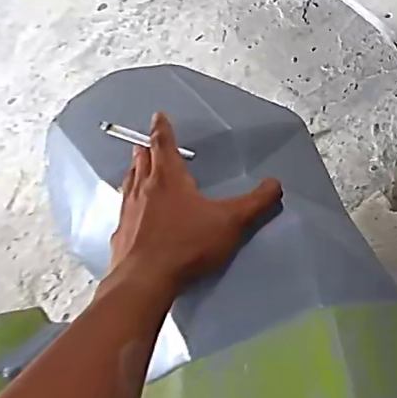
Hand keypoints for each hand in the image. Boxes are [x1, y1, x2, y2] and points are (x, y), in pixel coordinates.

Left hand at [107, 113, 281, 290]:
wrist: (145, 280)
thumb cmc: (188, 244)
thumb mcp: (231, 221)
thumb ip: (256, 202)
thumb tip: (275, 184)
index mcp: (169, 179)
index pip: (164, 145)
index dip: (162, 129)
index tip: (157, 116)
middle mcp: (145, 190)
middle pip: (143, 162)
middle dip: (146, 150)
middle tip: (145, 143)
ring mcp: (129, 212)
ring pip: (130, 183)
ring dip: (134, 172)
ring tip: (136, 169)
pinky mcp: (121, 236)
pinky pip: (124, 211)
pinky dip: (128, 204)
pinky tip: (130, 213)